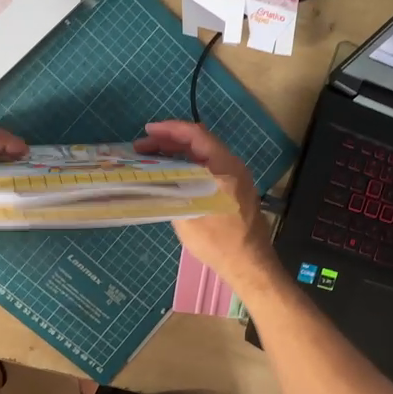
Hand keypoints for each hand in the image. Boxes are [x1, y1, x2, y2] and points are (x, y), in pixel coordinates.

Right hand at [135, 120, 276, 292]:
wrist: (249, 264)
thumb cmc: (218, 240)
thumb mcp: (186, 213)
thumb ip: (170, 189)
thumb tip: (153, 176)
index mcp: (223, 166)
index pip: (195, 134)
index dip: (169, 129)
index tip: (147, 131)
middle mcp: (233, 166)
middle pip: (199, 143)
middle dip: (170, 142)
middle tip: (143, 148)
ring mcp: (237, 178)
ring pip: (204, 156)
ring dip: (179, 155)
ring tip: (153, 161)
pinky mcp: (235, 191)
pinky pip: (209, 168)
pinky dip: (190, 167)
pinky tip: (173, 177)